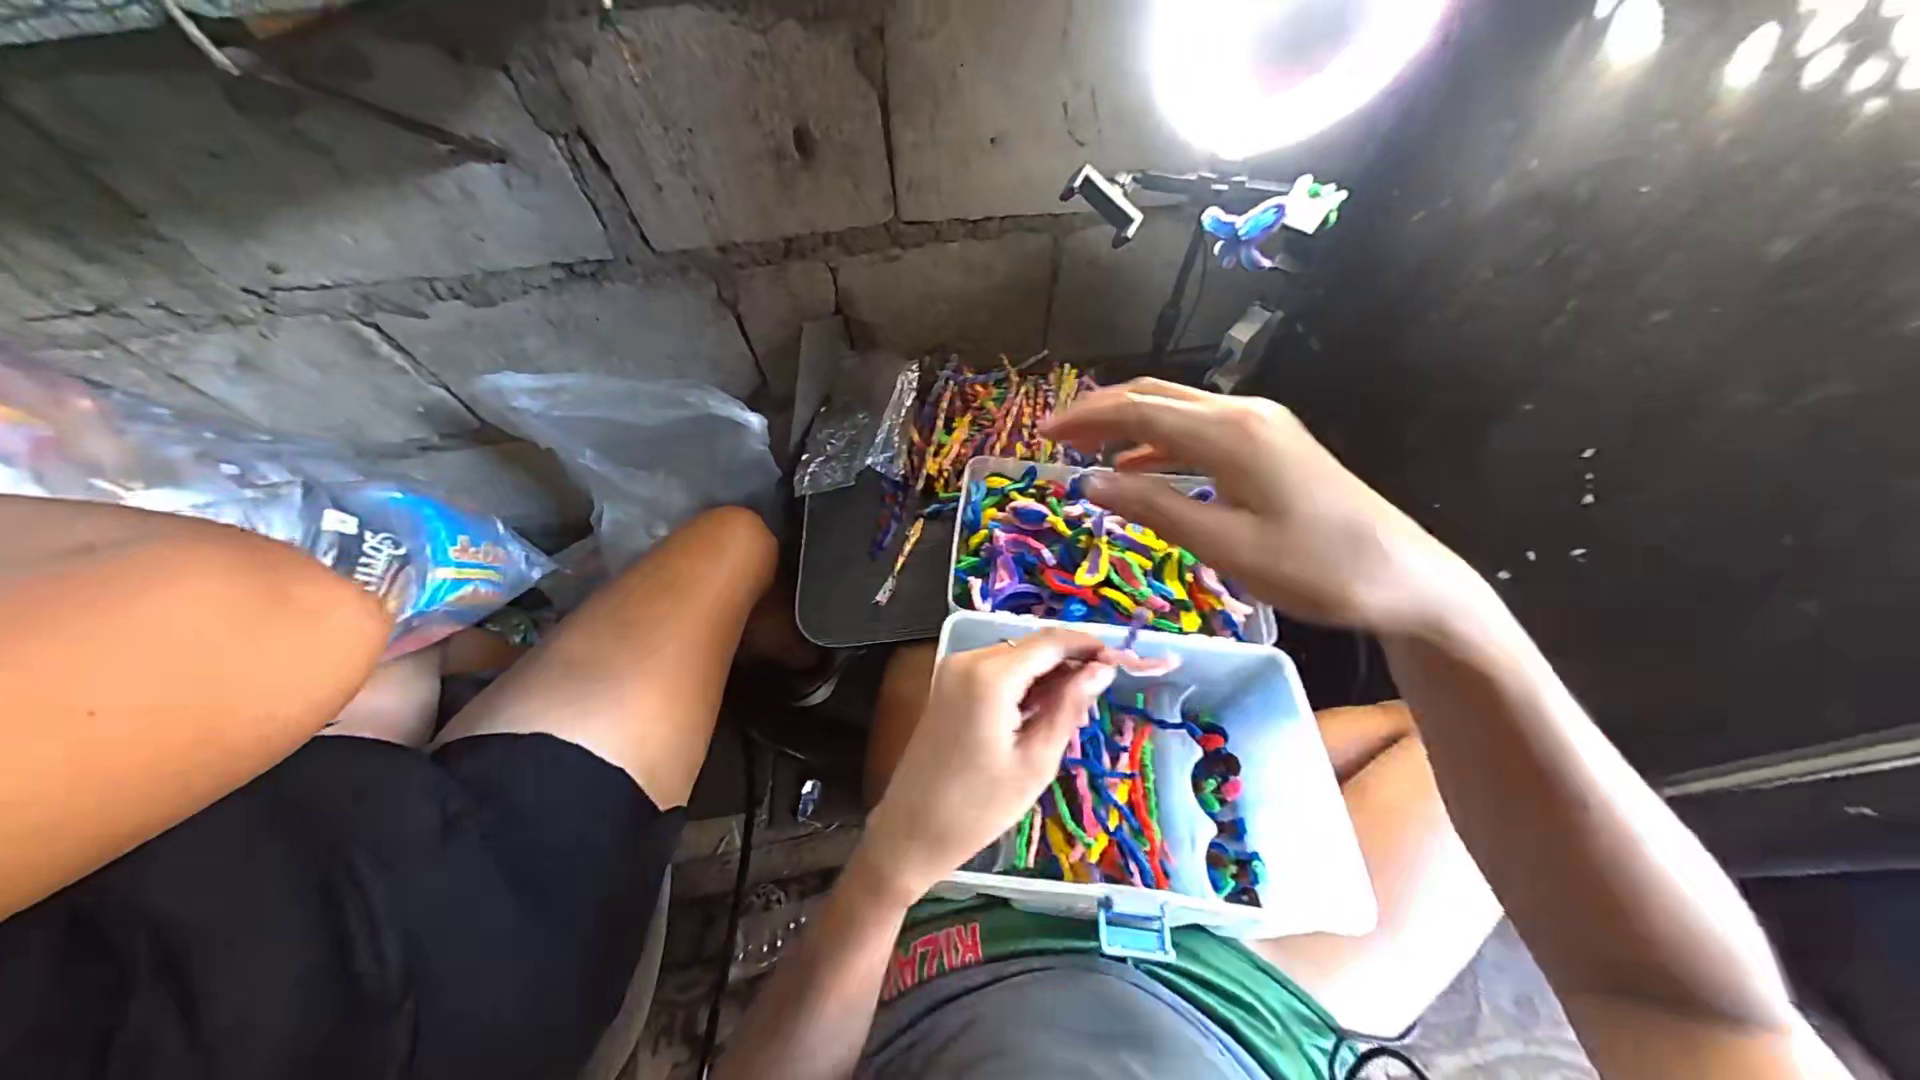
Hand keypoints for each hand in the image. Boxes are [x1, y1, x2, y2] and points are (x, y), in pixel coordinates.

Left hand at [853, 630, 1164, 904]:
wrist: (910, 832)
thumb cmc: (977, 807)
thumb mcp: (1036, 760)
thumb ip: (1070, 706)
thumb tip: (1102, 670)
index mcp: (990, 675)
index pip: (1052, 641)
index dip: (1091, 646)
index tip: (1123, 663)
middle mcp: (968, 660)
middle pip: (1033, 647)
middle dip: (1070, 665)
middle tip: (1098, 701)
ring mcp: (953, 670)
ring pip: (1017, 658)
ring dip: (1048, 677)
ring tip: (1070, 719)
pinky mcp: (948, 685)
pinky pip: (997, 672)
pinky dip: (1023, 686)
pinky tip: (1038, 718)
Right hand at [1043, 379, 1487, 637]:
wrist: (1402, 576)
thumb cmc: (1313, 567)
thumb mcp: (1223, 544)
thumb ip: (1152, 508)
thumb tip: (1089, 482)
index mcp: (1229, 432)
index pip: (1138, 410)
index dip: (1085, 419)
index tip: (1043, 434)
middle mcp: (1242, 414)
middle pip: (1154, 397)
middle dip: (1100, 412)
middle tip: (1056, 437)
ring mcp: (1260, 424)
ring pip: (1176, 411)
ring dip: (1127, 425)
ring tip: (1085, 449)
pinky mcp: (1269, 443)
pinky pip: (1199, 431)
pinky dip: (1159, 443)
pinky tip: (1139, 465)